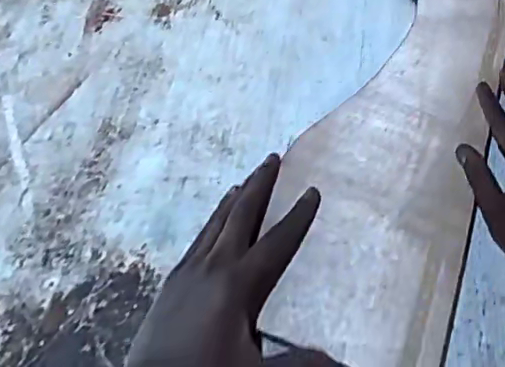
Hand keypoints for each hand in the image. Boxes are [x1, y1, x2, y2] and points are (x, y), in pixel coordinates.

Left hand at [125, 154, 324, 366]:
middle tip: (273, 158)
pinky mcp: (168, 286)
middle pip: (241, 215)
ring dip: (234, 199)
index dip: (297, 216)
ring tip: (244, 181)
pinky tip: (213, 225)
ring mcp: (187, 274)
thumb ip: (295, 364)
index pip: (276, 241)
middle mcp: (214, 267)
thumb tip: (336, 362)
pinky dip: (211, 222)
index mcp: (238, 284)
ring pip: (215, 223)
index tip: (313, 191)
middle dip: (260, 185)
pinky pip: (196, 241)